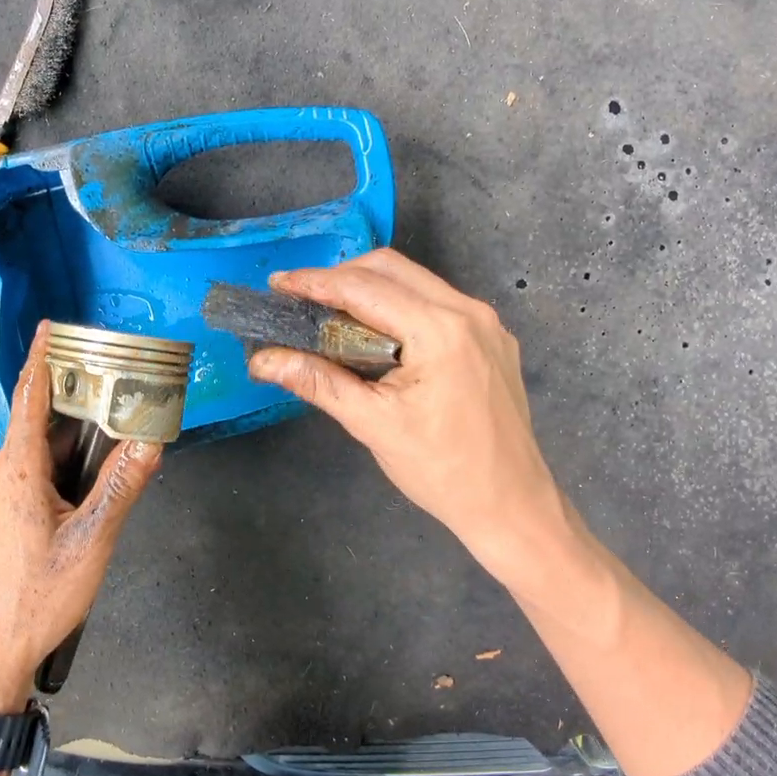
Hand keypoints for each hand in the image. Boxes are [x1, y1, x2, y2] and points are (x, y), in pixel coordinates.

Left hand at [0, 321, 164, 712]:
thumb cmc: (38, 596)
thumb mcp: (91, 540)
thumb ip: (121, 487)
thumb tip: (150, 441)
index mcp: (18, 467)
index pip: (30, 395)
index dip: (42, 356)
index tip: (54, 325)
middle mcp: (4, 471)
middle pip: (41, 418)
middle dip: (77, 394)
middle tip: (117, 375)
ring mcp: (3, 494)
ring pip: (43, 448)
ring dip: (76, 433)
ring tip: (118, 420)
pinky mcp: (7, 514)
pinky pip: (39, 471)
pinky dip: (67, 461)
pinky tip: (95, 471)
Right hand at [246, 249, 566, 575]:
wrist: (512, 506)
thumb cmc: (441, 470)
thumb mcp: (372, 424)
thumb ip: (317, 382)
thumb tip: (264, 359)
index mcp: (441, 331)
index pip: (365, 288)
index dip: (315, 282)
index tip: (277, 284)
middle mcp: (469, 312)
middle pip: (392, 269)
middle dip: (341, 277)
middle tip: (301, 299)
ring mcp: (487, 323)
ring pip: (416, 282)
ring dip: (370, 290)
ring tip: (330, 315)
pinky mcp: (492, 339)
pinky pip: (436, 303)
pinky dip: (399, 306)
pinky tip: (376, 335)